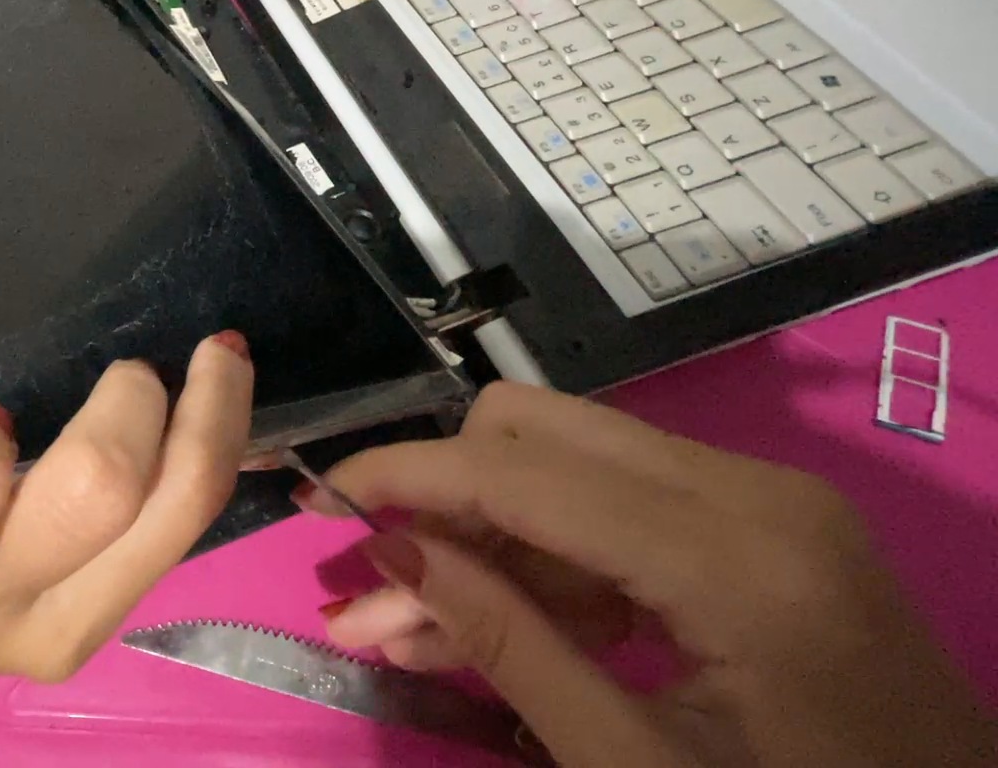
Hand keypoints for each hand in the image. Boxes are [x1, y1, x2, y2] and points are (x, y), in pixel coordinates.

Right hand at [0, 333, 254, 764]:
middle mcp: (12, 615)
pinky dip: (208, 459)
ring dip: (209, 428)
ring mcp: (79, 619)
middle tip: (133, 364)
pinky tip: (218, 407)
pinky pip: (183, 529)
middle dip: (126, 414)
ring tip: (221, 357)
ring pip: (174, 518)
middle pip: (100, 502)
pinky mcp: (113, 611)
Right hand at [305, 381, 995, 767]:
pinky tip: (479, 621)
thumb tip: (388, 550)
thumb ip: (503, 644)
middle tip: (379, 565)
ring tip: (403, 622)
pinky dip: (530, 558)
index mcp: (739, 559)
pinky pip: (598, 507)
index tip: (318, 496)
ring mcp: (754, 498)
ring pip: (553, 463)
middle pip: (530, 427)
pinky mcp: (747, 520)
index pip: (519, 471)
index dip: (404, 476)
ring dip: (472, 534)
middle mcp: (748, 490)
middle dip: (438, 491)